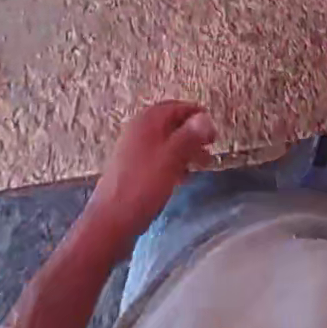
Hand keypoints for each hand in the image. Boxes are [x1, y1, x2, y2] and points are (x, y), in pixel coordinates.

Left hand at [84, 101, 215, 240]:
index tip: (214, 128)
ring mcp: (134, 148)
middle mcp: (139, 129)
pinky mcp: (132, 167)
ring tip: (203, 163)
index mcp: (147, 121)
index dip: (196, 114)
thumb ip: (189, 136)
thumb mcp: (171, 158)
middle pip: (171, 123)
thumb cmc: (143, 185)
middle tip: (211, 145)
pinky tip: (183, 176)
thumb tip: (205, 117)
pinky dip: (174, 161)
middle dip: (192, 133)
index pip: (176, 107)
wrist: (111, 220)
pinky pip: (158, 157)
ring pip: (166, 141)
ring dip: (185, 149)